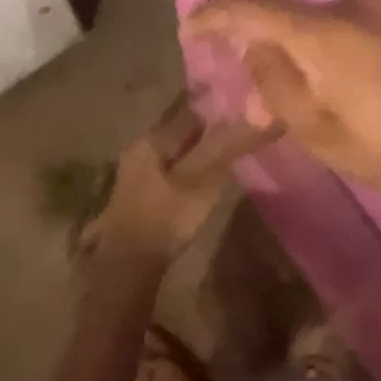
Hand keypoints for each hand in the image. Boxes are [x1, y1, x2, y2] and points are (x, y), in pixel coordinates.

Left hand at [83, 98, 233, 266]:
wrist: (128, 267)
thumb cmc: (164, 219)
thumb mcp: (199, 184)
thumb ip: (223, 151)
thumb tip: (253, 121)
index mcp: (151, 141)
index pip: (189, 114)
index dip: (217, 113)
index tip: (242, 114)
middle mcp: (140, 149)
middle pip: (180, 132)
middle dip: (207, 131)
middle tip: (238, 133)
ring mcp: (136, 172)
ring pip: (174, 152)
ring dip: (197, 151)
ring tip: (226, 154)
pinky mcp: (140, 193)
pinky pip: (170, 169)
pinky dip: (188, 168)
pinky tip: (203, 177)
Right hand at [183, 0, 380, 228]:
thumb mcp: (327, 139)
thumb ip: (278, 88)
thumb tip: (252, 53)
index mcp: (329, 34)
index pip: (252, 3)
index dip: (214, 13)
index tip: (192, 30)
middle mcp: (359, 0)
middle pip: (295, 18)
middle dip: (274, 54)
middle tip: (271, 106)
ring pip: (332, 21)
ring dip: (318, 53)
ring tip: (337, 101)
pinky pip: (367, 19)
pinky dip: (352, 45)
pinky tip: (377, 86)